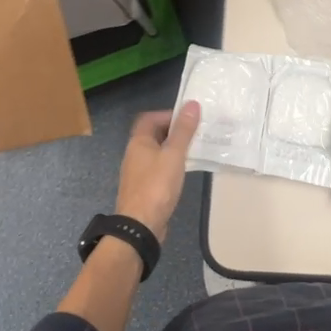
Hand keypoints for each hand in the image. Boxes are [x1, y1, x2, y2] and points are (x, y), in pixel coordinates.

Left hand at [115, 102, 199, 241]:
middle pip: (153, 134)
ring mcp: (138, 172)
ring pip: (157, 152)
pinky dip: (171, 165)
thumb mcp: (174, 155)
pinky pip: (158, 168)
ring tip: (194, 150)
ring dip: (174, 149)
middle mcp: (135, 154)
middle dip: (174, 131)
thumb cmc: (156, 186)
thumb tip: (192, 104)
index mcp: (139, 142)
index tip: (189, 119)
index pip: (150, 118)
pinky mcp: (144, 188)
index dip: (169, 115)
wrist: (140, 225)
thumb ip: (184, 131)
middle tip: (195, 134)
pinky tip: (184, 172)